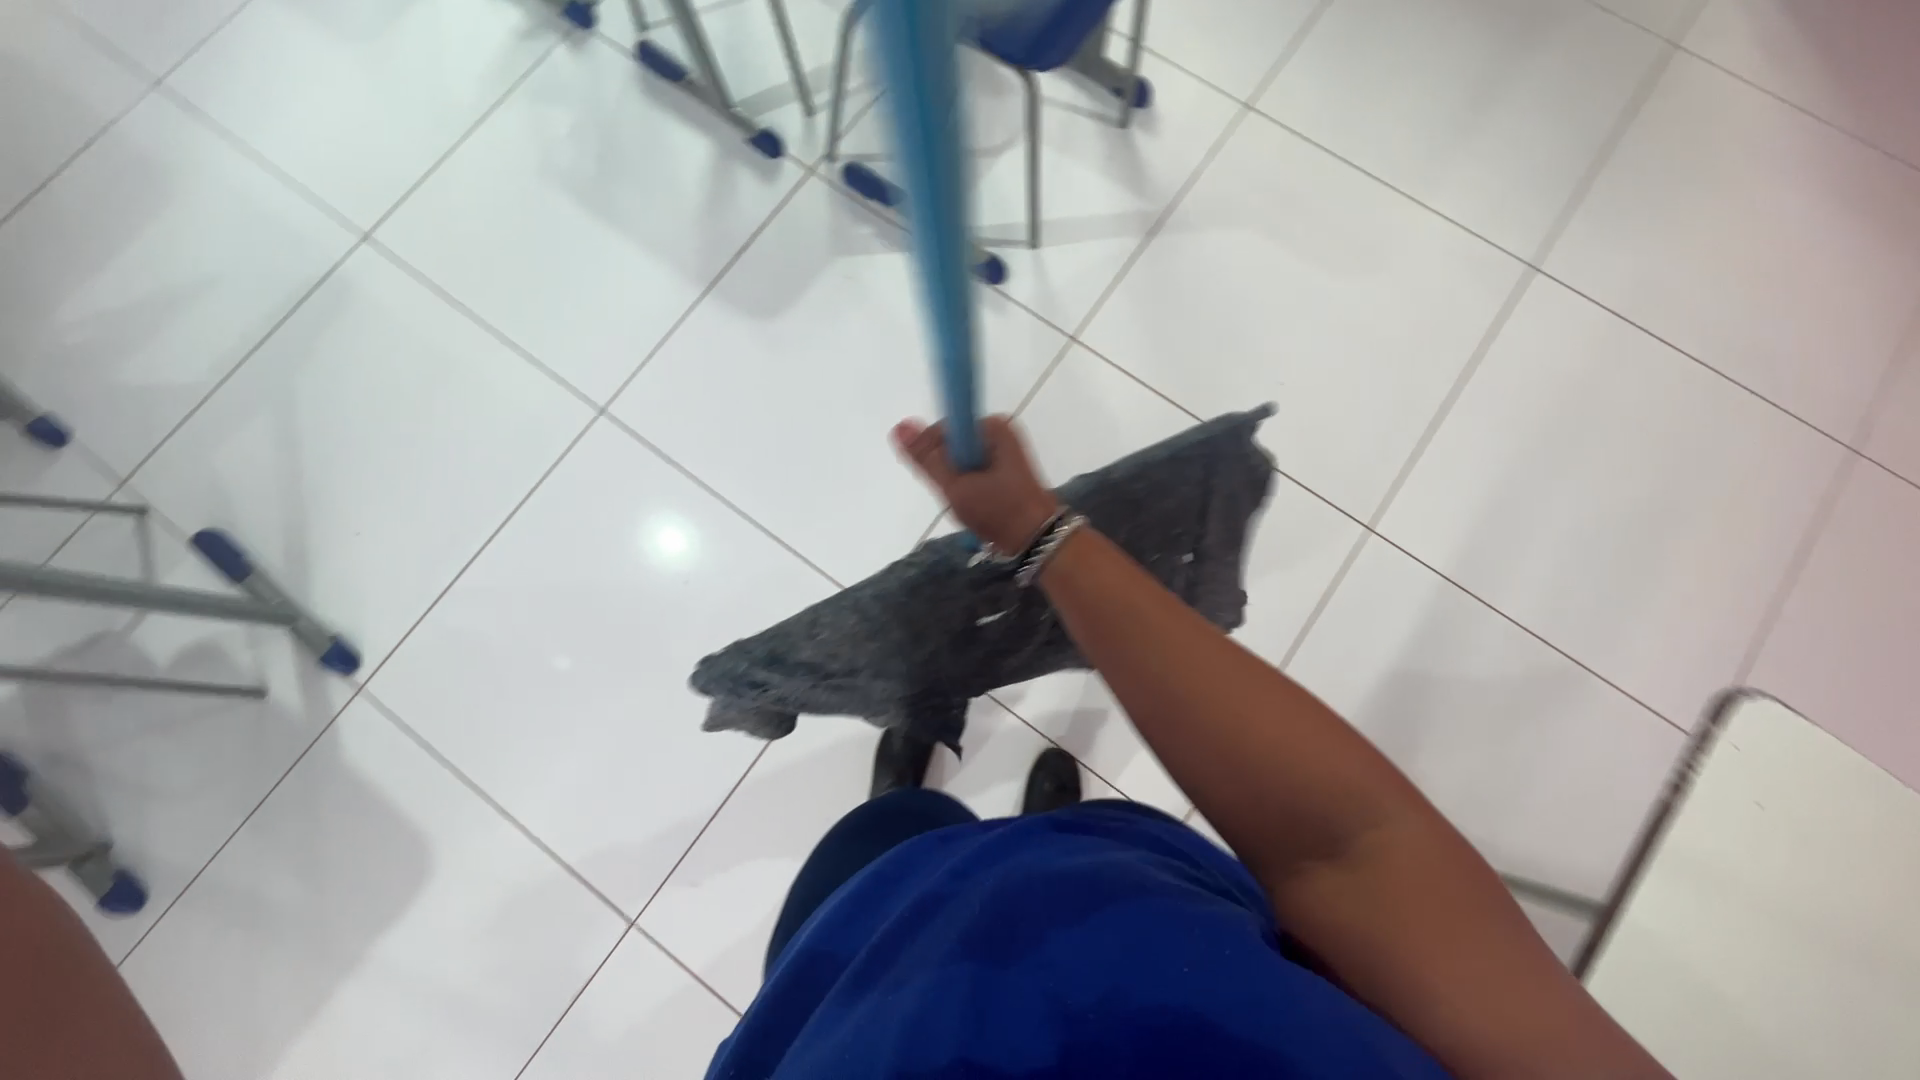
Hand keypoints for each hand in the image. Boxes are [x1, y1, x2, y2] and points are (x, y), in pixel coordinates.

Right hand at [892, 416, 1060, 553]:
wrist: (1038, 541)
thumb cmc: (1000, 513)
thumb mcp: (957, 488)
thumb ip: (927, 459)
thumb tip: (899, 426)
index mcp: (993, 427)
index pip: (943, 429)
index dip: (935, 456)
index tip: (945, 482)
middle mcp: (999, 432)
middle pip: (950, 446)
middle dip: (948, 473)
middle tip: (961, 498)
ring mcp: (1002, 450)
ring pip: (958, 463)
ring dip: (957, 485)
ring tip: (971, 505)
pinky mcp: (1003, 468)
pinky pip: (971, 472)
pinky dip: (968, 489)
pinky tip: (976, 505)